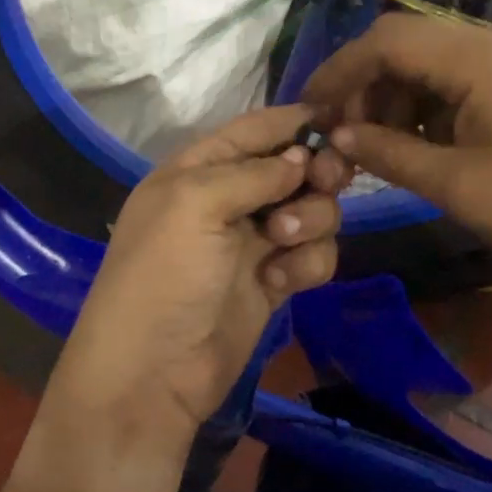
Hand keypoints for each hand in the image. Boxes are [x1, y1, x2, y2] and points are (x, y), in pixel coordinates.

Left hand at [52, 104, 350, 431]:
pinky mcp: (274, 282)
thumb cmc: (164, 273)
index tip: (339, 117)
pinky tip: (282, 282)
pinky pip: (313, 254)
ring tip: (283, 242)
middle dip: (314, 172)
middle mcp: (228, 198)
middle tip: (327, 181)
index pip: (252, 130)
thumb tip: (301, 157)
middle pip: (292, 167)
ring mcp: (252, 242)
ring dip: (310, 220)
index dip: (293, 120)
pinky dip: (307, 263)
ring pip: (311, 210)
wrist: (152, 373)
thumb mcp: (195, 204)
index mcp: (197, 169)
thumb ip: (252, 173)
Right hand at [300, 13, 491, 276]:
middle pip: (400, 46)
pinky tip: (416, 148)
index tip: (308, 108)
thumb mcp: (458, 186)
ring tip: (376, 149)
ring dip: (390, 100)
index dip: (339, 71)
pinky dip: (420, 109)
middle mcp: (485, 45)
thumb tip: (336, 135)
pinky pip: (448, 82)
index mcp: (473, 57)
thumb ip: (389, 153)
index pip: (384, 41)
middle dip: (362, 86)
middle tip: (341, 135)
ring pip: (422, 64)